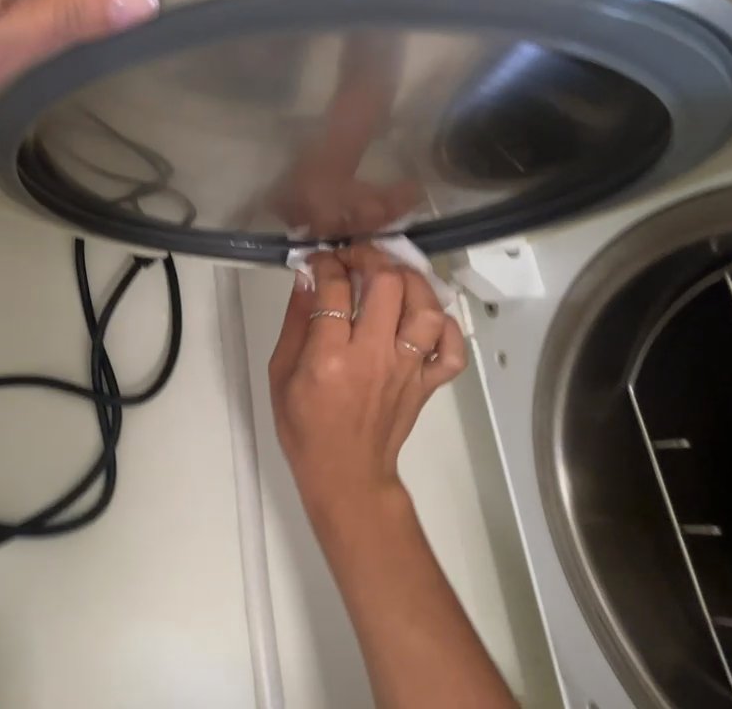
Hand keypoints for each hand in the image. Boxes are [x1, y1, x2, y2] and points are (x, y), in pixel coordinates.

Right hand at [268, 246, 466, 528]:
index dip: (326, 262)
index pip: (335, 287)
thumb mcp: (280, 371)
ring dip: (411, 281)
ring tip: (392, 276)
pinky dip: (446, 327)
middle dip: (370, 258)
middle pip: (388, 285)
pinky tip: (424, 316)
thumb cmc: (303, 424)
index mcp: (329, 355)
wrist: (344, 473)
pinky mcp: (427, 385)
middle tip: (355, 257)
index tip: (319, 260)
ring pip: (426, 309)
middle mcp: (373, 356)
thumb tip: (306, 279)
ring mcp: (406, 370)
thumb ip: (295, 322)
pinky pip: (451, 350)